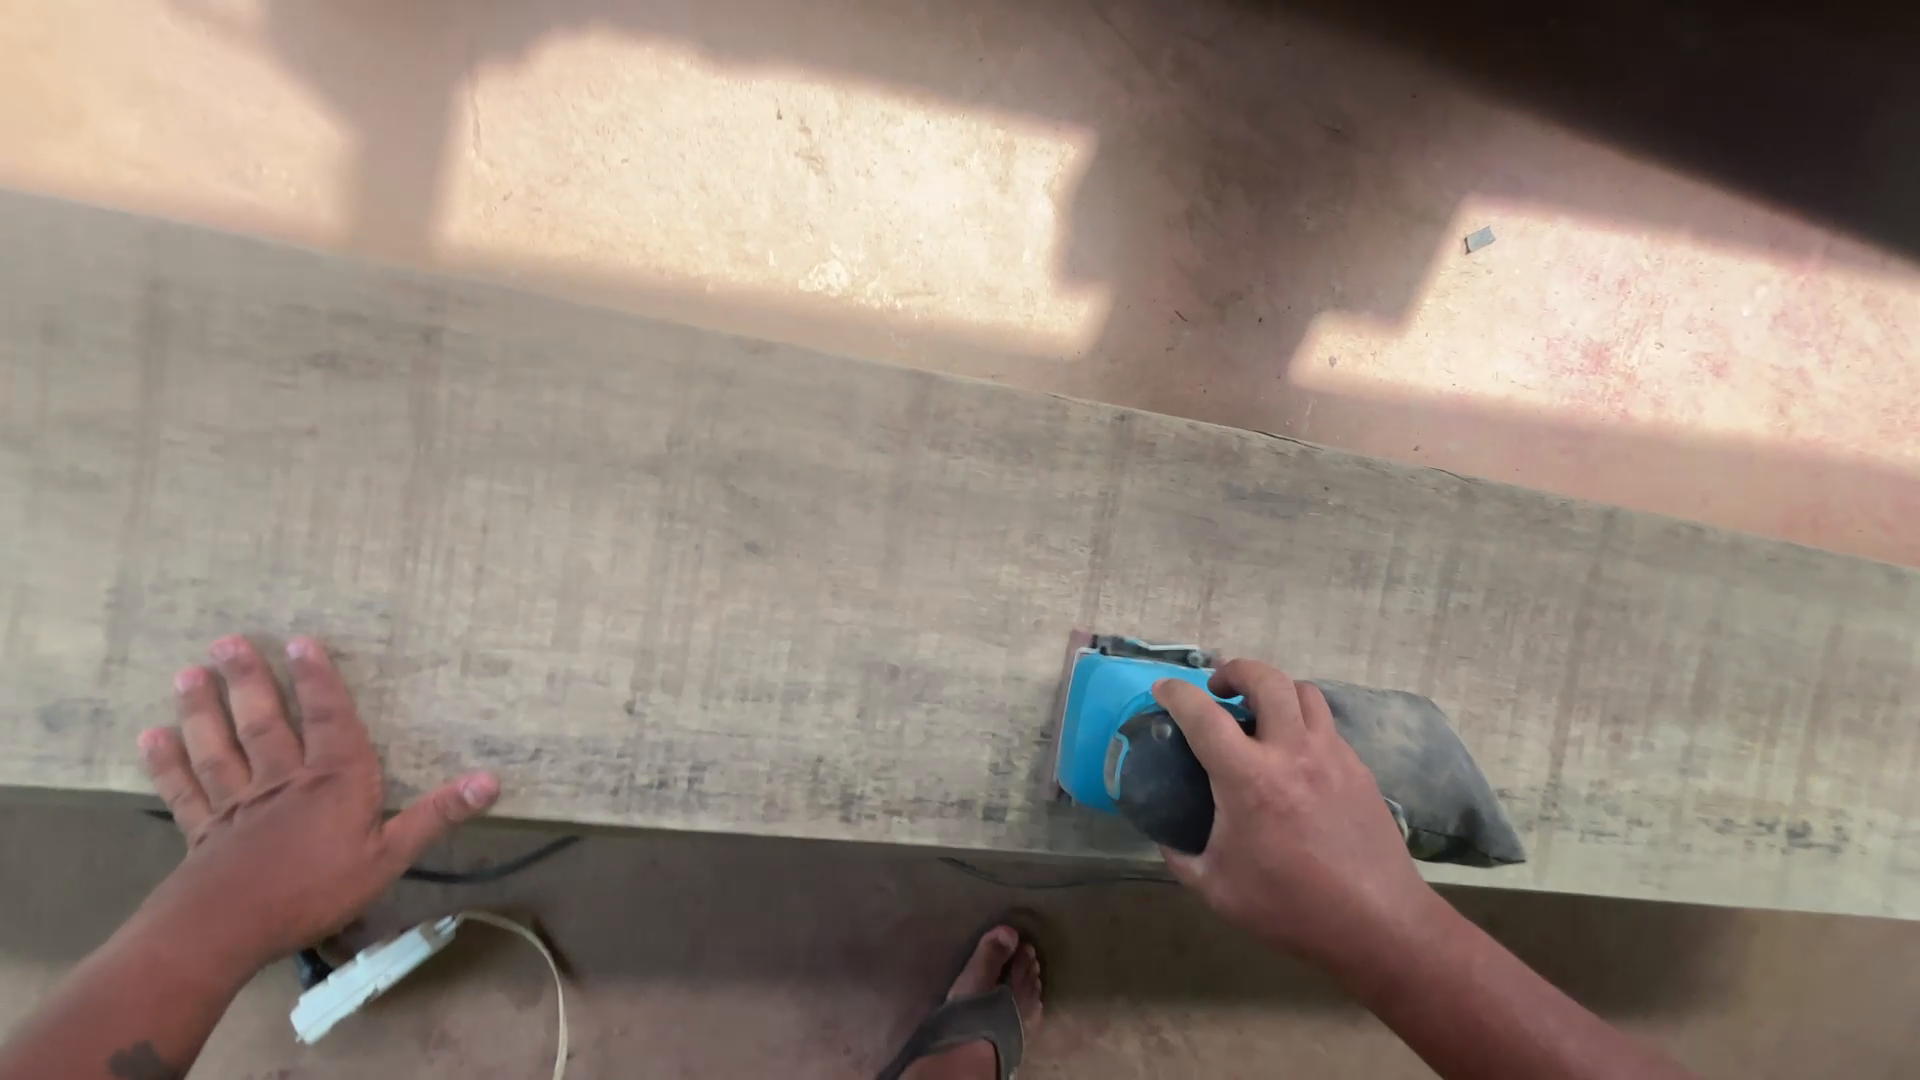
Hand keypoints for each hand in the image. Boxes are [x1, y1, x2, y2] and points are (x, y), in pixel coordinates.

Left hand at [135, 635, 499, 974]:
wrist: (215, 937)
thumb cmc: (312, 892)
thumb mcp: (390, 856)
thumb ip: (438, 814)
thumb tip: (492, 779)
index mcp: (334, 780)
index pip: (328, 718)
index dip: (317, 679)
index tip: (301, 641)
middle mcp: (284, 780)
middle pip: (264, 722)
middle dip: (248, 681)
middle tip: (227, 642)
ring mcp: (238, 804)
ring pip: (221, 746)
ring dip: (204, 709)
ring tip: (189, 674)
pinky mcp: (204, 831)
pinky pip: (186, 789)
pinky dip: (169, 762)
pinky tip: (153, 737)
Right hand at [1152, 660, 1439, 966]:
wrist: (1380, 926)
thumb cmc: (1291, 908)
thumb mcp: (1216, 888)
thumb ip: (1180, 856)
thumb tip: (1164, 835)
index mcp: (1248, 778)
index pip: (1202, 714)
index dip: (1176, 693)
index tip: (1163, 690)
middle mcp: (1291, 753)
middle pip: (1266, 679)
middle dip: (1236, 670)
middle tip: (1219, 689)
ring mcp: (1331, 756)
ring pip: (1303, 692)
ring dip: (1274, 690)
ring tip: (1260, 712)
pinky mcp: (1358, 768)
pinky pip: (1325, 724)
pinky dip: (1302, 721)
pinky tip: (1293, 754)